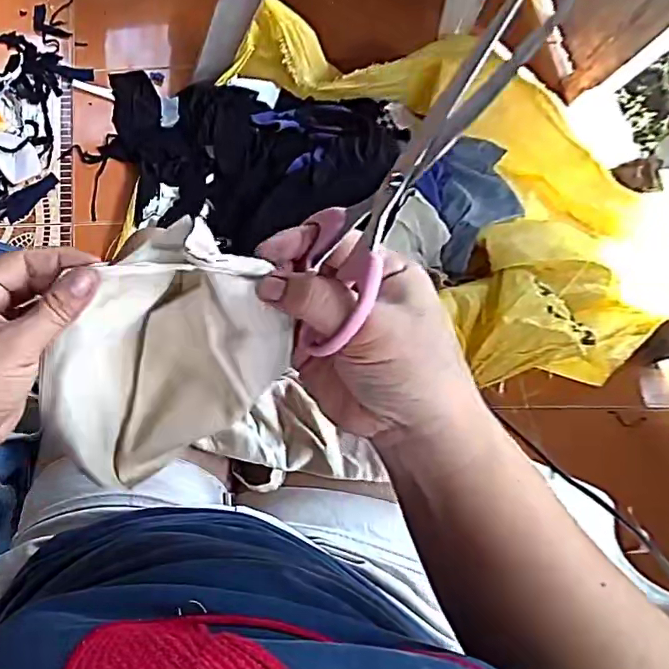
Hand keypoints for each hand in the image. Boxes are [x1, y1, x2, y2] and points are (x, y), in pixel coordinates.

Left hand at [0, 247, 100, 454]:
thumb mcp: (20, 344)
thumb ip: (56, 309)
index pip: (22, 261)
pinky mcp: (11, 347)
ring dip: (62, 300)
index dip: (59, 259)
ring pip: (35, 301)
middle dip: (63, 278)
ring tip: (96, 298)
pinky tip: (80, 321)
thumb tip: (91, 277)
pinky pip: (37, 323)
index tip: (95, 265)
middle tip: (101, 282)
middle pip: (30, 279)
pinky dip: (57, 320)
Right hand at [255, 210, 477, 448]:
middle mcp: (350, 291)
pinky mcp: (309, 351)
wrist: (411, 428)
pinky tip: (257, 326)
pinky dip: (266, 328)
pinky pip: (281, 331)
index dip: (304, 240)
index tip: (275, 250)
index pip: (335, 240)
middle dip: (280, 269)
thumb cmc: (413, 369)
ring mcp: (328, 321)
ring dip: (270, 299)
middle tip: (260, 280)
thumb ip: (319, 300)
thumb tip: (271, 282)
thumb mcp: (372, 325)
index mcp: (378, 271)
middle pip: (305, 265)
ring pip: (288, 298)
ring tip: (254, 305)